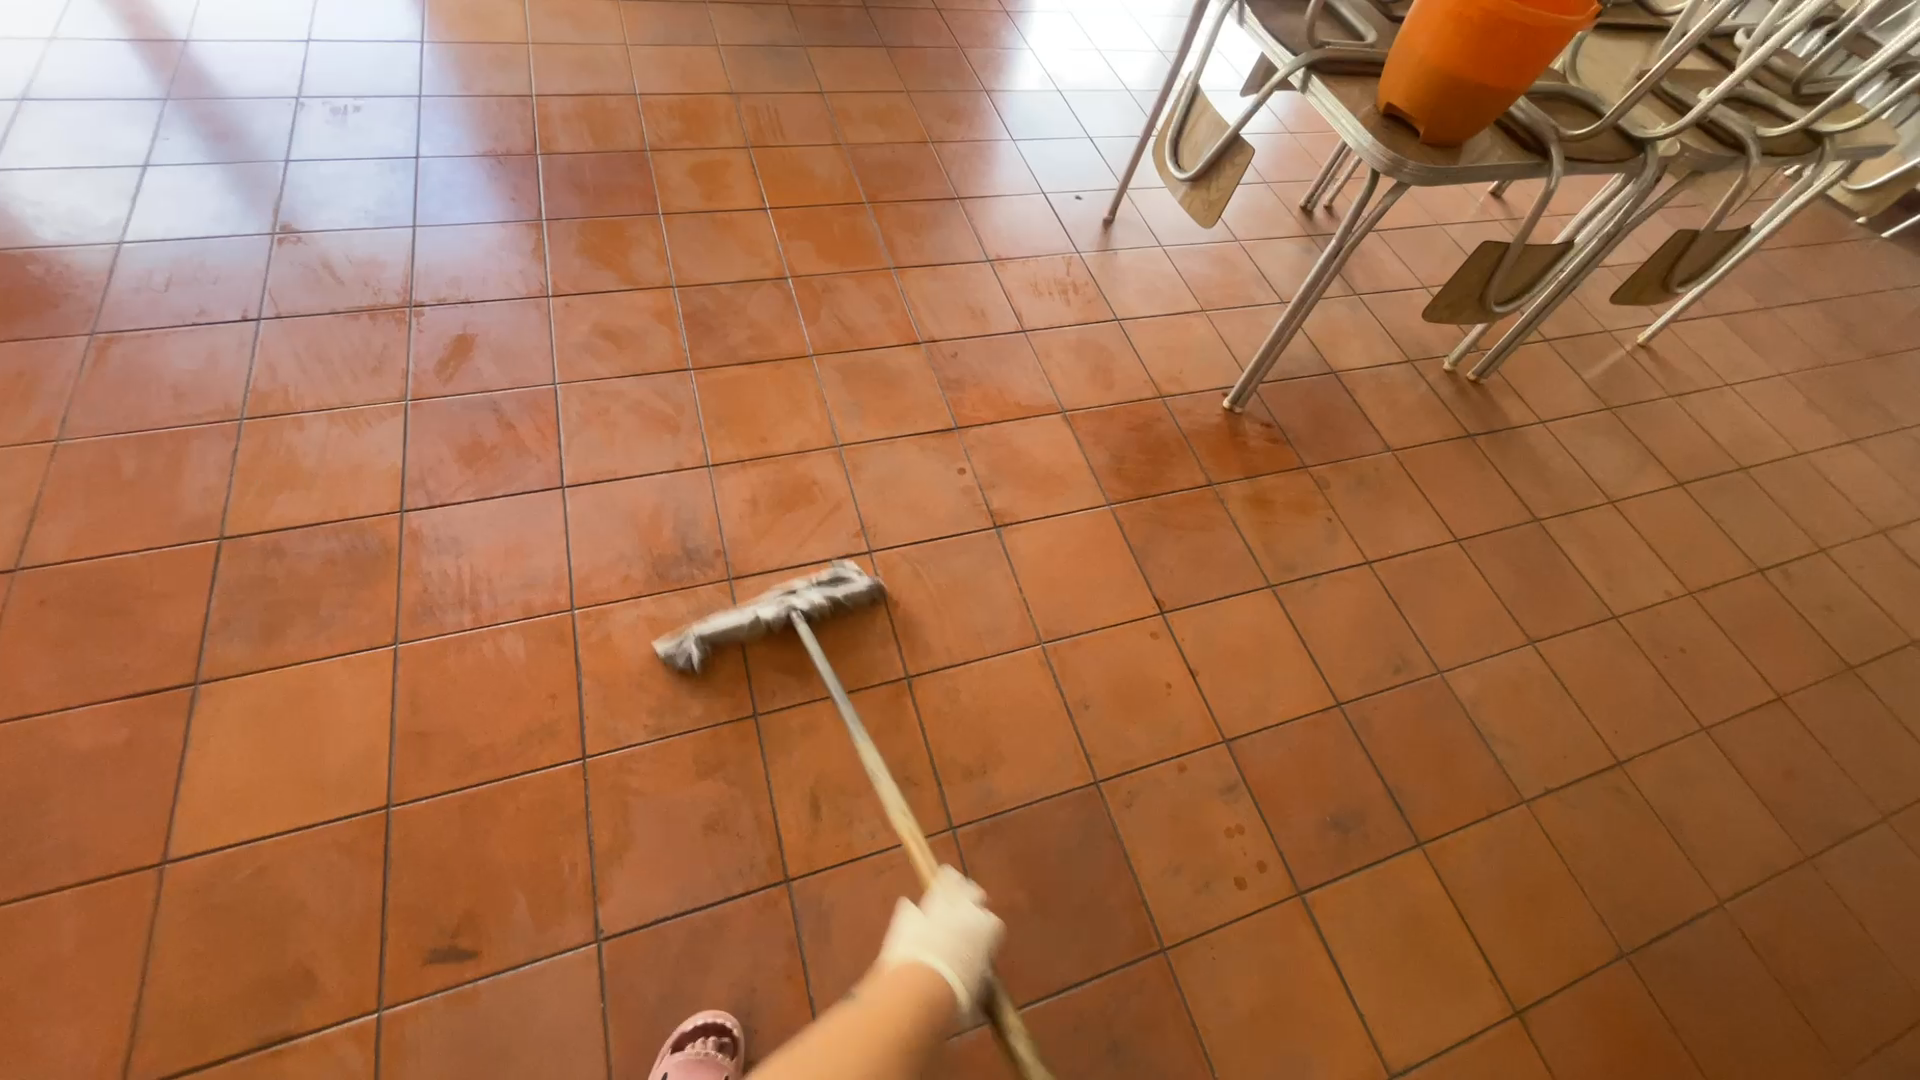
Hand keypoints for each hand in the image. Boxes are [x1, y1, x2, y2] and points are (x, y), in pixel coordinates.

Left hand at [874, 866, 1005, 1018]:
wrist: (921, 988)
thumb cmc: (956, 997)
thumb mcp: (976, 993)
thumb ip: (977, 979)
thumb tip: (975, 987)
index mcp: (987, 931)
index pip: (993, 924)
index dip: (987, 931)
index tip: (983, 940)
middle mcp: (964, 912)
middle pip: (971, 893)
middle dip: (971, 895)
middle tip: (970, 898)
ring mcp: (935, 909)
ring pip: (945, 884)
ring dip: (946, 883)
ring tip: (947, 876)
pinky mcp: (909, 914)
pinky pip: (911, 907)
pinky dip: (911, 911)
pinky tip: (910, 911)